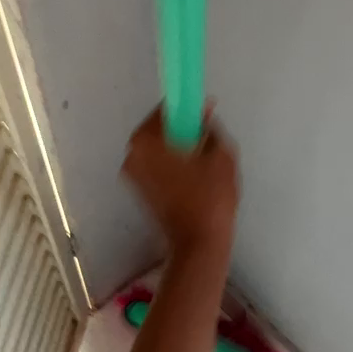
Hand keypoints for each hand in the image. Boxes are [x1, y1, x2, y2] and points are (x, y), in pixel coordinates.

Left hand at [120, 106, 238, 254]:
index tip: (203, 112)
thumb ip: (209, 127)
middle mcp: (131, 155)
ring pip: (159, 149)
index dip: (187, 108)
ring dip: (178, 148)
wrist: (199, 242)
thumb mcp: (221, 155)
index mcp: (145, 141)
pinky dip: (173, 164)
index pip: (165, 110)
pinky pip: (157, 165)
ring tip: (204, 160)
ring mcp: (132, 175)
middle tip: (207, 139)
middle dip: (183, 130)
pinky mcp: (140, 190)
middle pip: (159, 130)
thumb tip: (203, 112)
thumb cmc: (211, 197)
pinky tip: (195, 175)